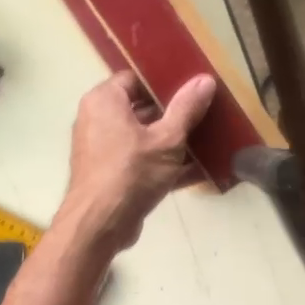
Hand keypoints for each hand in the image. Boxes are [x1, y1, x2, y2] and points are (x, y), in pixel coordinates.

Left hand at [58, 71, 216, 253]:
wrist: (100, 225)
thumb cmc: (131, 172)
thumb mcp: (167, 139)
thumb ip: (186, 108)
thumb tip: (205, 80)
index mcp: (104, 100)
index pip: (135, 79)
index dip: (164, 82)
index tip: (191, 87)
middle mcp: (96, 119)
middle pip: (140, 109)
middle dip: (172, 113)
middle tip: (205, 112)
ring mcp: (101, 149)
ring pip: (142, 138)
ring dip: (171, 142)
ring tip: (207, 138)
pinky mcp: (109, 175)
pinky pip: (139, 161)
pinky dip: (162, 165)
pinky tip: (196, 170)